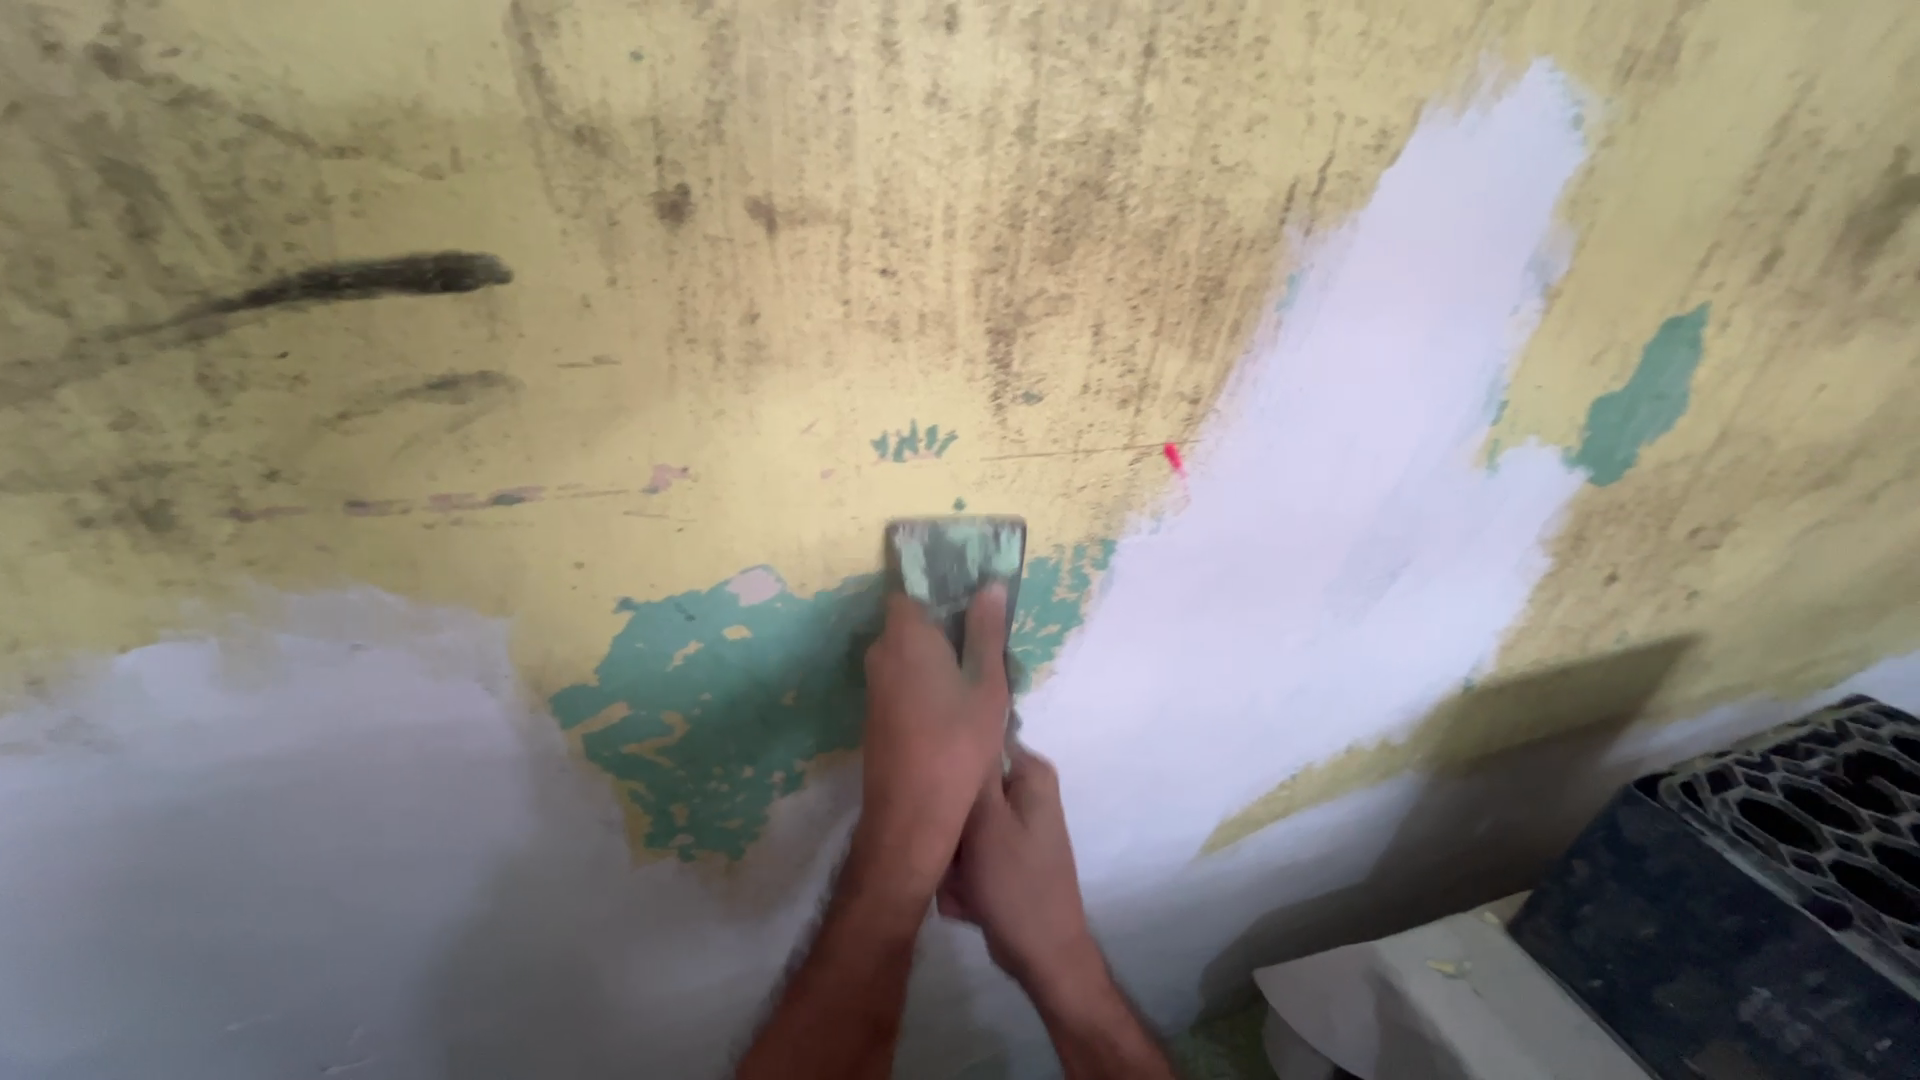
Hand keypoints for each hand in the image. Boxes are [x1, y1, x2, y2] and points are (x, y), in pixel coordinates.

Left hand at [858, 585, 1011, 890]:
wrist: (911, 813)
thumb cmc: (957, 742)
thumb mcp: (986, 684)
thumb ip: (985, 632)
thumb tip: (987, 586)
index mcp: (906, 635)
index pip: (912, 592)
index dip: (940, 592)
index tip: (972, 603)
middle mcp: (882, 653)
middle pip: (912, 623)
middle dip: (946, 628)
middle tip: (987, 648)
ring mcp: (875, 685)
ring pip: (909, 655)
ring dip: (939, 660)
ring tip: (979, 682)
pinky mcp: (876, 713)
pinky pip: (904, 680)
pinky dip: (927, 683)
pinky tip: (957, 709)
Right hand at [938, 748, 1102, 994]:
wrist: (1042, 956)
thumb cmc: (1015, 883)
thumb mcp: (987, 820)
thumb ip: (974, 771)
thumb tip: (967, 717)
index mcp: (1029, 774)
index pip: (978, 744)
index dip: (952, 767)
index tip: (937, 792)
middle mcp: (1024, 794)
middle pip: (964, 792)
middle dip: (951, 830)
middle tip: (955, 855)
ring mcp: (1013, 829)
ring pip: (959, 829)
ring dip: (953, 861)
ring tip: (964, 883)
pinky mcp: (1002, 859)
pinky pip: (967, 857)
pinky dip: (964, 879)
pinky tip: (971, 900)